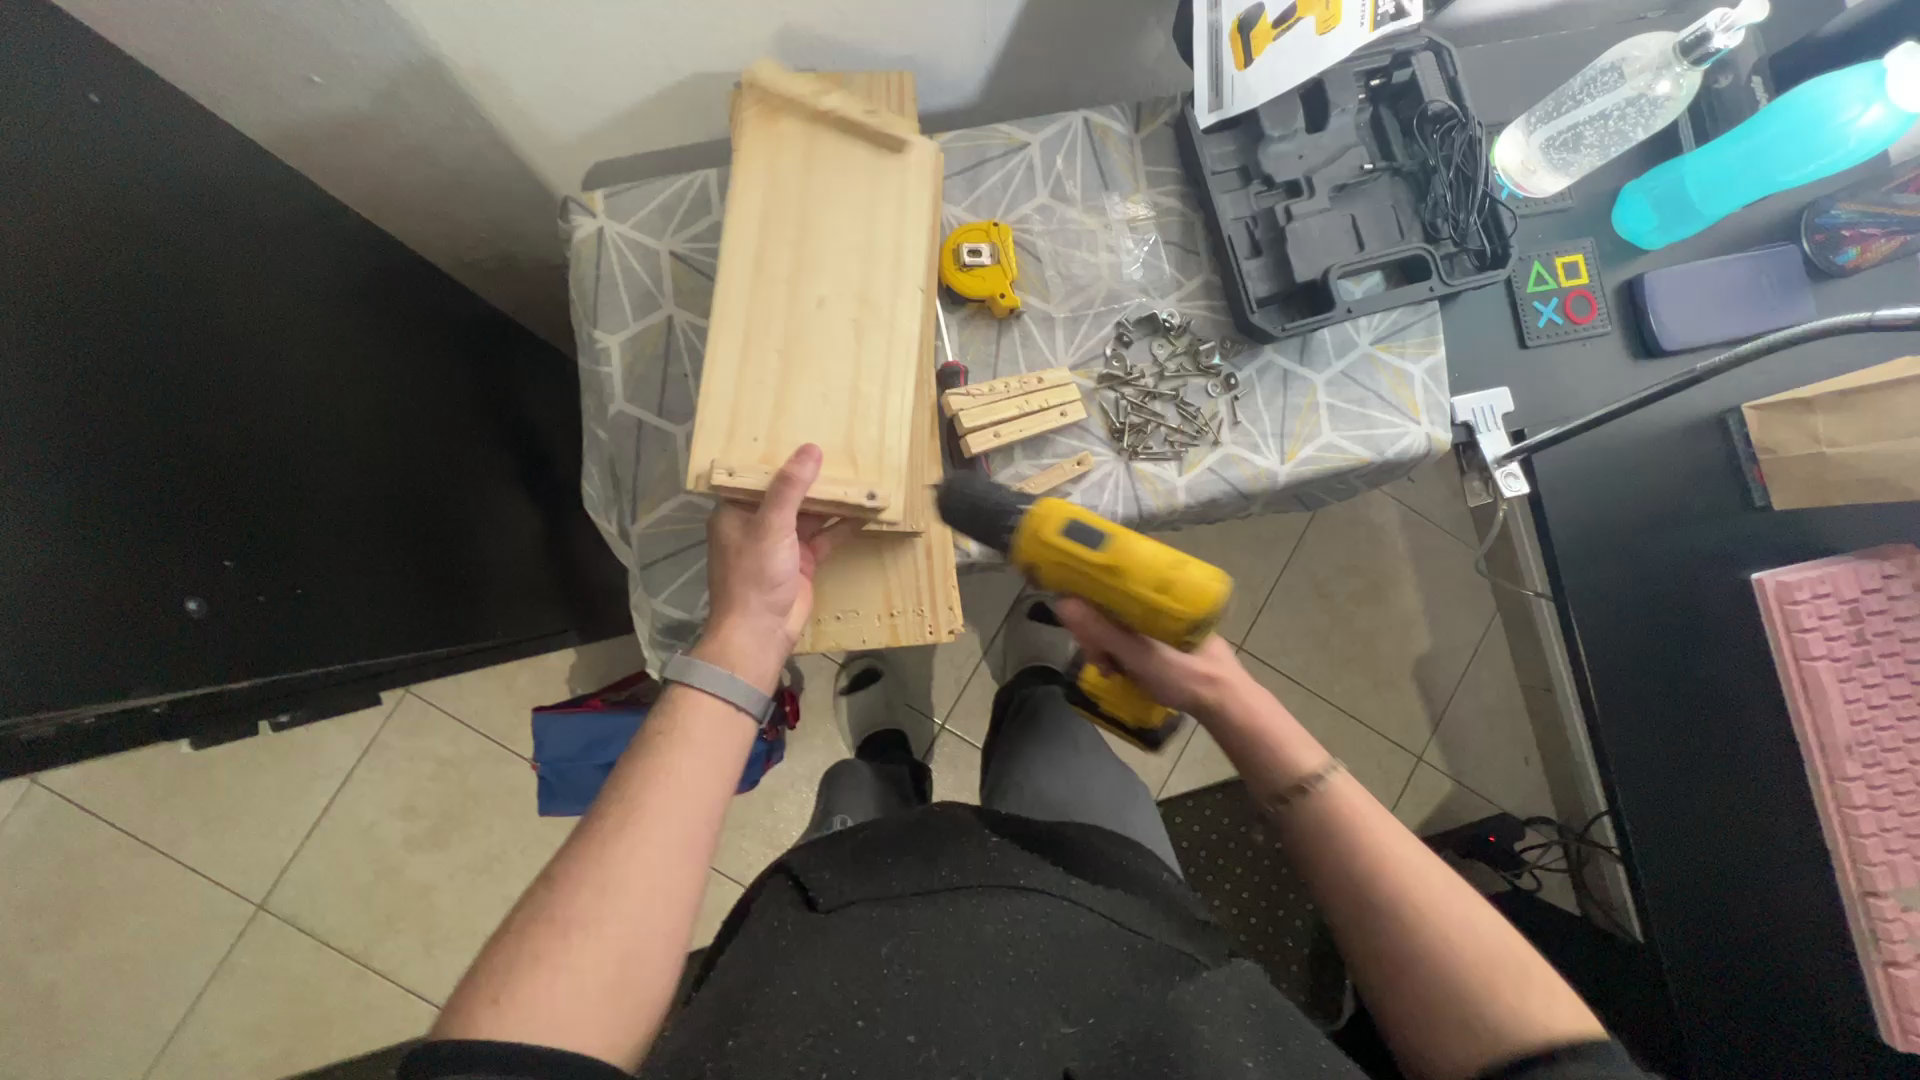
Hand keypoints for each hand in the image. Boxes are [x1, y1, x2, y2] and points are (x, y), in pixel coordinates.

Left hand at [704, 445, 855, 654]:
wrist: (760, 633)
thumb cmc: (754, 575)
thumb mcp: (771, 525)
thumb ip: (791, 488)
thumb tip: (811, 449)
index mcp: (736, 512)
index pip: (758, 477)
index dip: (780, 458)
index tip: (805, 435)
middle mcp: (758, 524)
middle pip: (788, 494)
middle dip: (813, 478)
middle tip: (841, 451)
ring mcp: (782, 544)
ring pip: (810, 515)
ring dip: (832, 501)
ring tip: (859, 477)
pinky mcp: (802, 562)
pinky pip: (824, 537)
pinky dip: (842, 526)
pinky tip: (864, 512)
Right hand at [1051, 598, 1249, 721]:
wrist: (1227, 704)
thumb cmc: (1186, 674)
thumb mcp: (1139, 654)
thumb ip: (1102, 630)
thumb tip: (1063, 602)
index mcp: (1157, 592)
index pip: (1112, 578)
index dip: (1089, 595)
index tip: (1077, 618)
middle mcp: (1159, 601)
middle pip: (1112, 605)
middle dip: (1096, 632)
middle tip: (1098, 658)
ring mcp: (1162, 622)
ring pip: (1119, 624)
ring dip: (1106, 646)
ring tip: (1108, 671)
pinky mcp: (1164, 641)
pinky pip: (1131, 639)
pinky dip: (1119, 653)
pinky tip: (1117, 672)